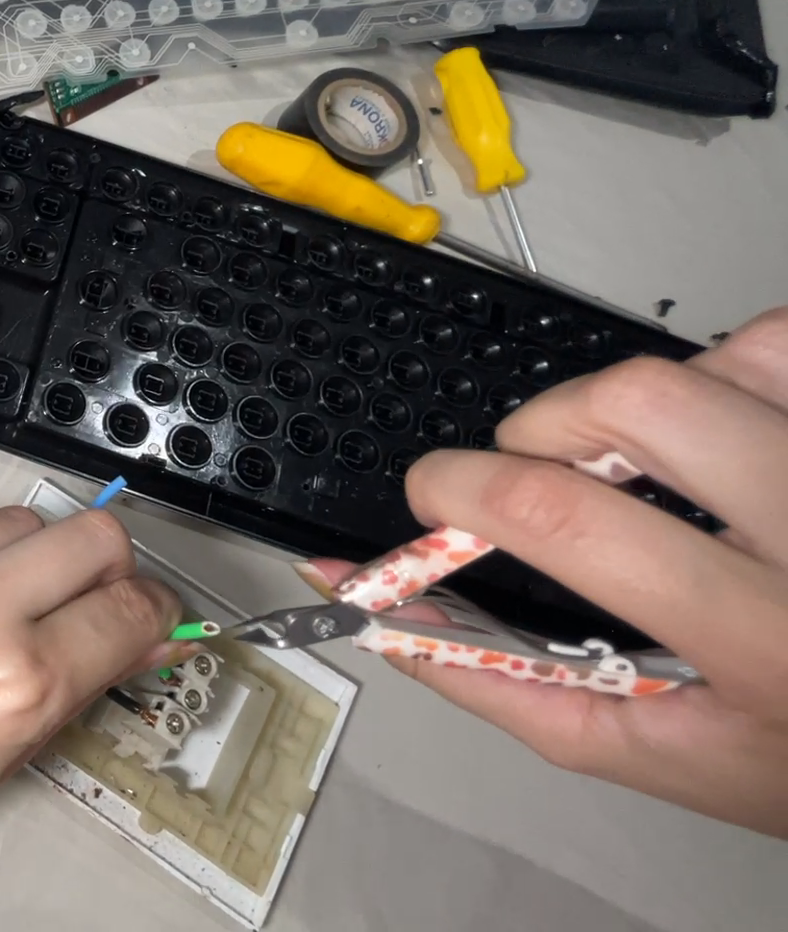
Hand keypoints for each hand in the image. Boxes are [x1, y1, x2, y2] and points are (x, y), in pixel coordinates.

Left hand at [0, 507, 185, 931]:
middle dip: (113, 567)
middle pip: (93, 534)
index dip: (154, 617)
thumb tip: (136, 636)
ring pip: (23, 516)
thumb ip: (79, 683)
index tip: (149, 620)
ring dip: (39, 552)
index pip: (131, 612)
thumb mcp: (2, 758)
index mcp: (11, 679)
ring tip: (17, 598)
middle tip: (98, 597)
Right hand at [298, 309, 787, 836]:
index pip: (559, 515)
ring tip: (648, 456)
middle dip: (542, 426)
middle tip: (542, 470)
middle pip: (635, 402)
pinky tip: (729, 430)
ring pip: (725, 357)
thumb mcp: (634, 748)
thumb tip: (357, 597)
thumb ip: (477, 672)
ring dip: (643, 399)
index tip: (436, 496)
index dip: (458, 484)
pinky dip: (737, 368)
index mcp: (760, 639)